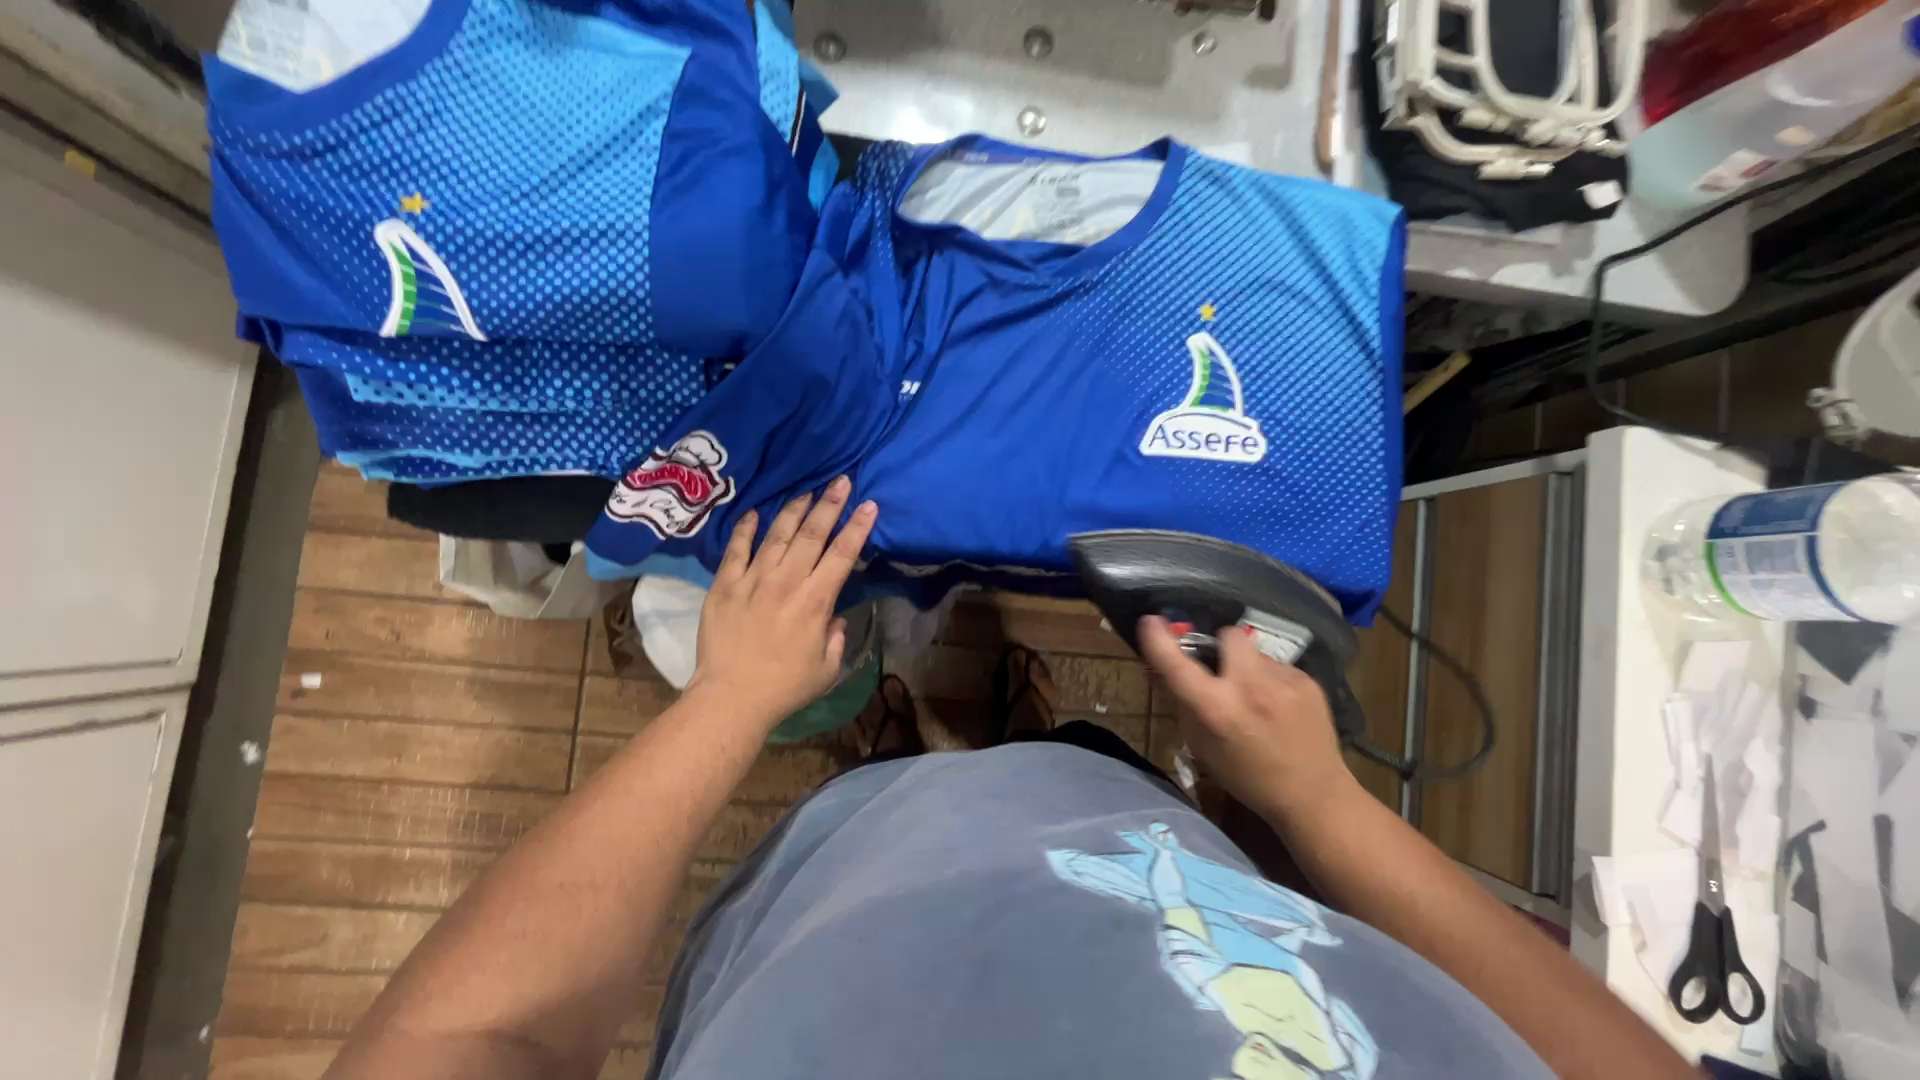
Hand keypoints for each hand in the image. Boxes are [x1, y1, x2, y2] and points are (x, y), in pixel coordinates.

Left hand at [687, 477, 876, 730]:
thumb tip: (836, 618)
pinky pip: (736, 549)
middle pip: (811, 534)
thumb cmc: (785, 688)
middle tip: (841, 480)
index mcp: (815, 601)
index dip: (857, 528)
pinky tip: (754, 513)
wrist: (731, 698)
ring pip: (776, 535)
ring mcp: (752, 580)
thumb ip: (836, 638)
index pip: (842, 555)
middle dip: (830, 504)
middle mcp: (786, 582)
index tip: (869, 504)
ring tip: (806, 491)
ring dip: (793, 510)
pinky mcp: (724, 585)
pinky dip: (745, 529)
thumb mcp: (826, 669)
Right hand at [1136, 615, 1355, 820]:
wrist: (1313, 795)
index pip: (1177, 663)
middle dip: (1220, 646)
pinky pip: (1278, 666)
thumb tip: (1169, 670)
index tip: (1151, 622)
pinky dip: (1271, 680)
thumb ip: (1185, 704)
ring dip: (1248, 665)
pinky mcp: (1308, 681)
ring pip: (1255, 652)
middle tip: (1222, 668)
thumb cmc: (1247, 777)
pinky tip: (1279, 706)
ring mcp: (1283, 680)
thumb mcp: (1202, 746)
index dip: (1158, 639)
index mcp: (1216, 708)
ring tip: (1256, 695)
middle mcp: (1249, 686)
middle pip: (1228, 635)